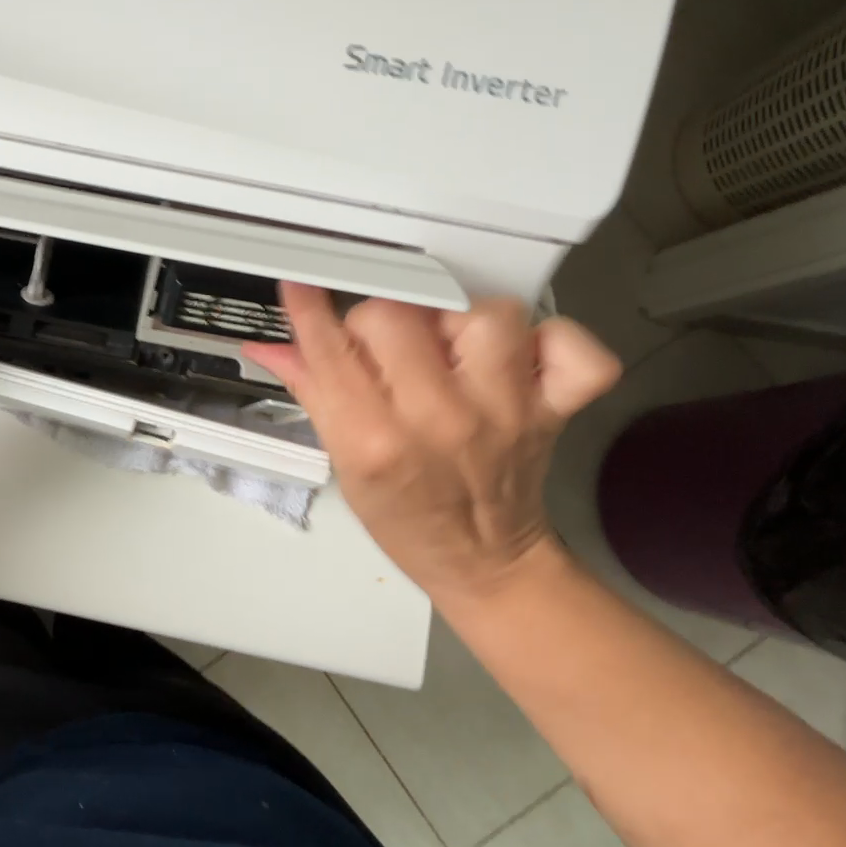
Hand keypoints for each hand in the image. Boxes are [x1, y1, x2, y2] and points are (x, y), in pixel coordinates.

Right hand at [243, 286, 619, 599]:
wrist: (482, 561)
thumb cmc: (403, 516)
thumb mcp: (342, 461)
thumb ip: (312, 390)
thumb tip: (270, 345)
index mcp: (374, 440)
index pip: (332, 351)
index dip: (309, 310)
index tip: (301, 284)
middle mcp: (439, 420)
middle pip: (397, 318)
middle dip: (373, 319)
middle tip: (376, 342)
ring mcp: (504, 412)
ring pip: (484, 316)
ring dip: (455, 319)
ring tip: (442, 342)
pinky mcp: (554, 410)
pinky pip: (575, 348)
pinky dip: (553, 338)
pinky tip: (517, 352)